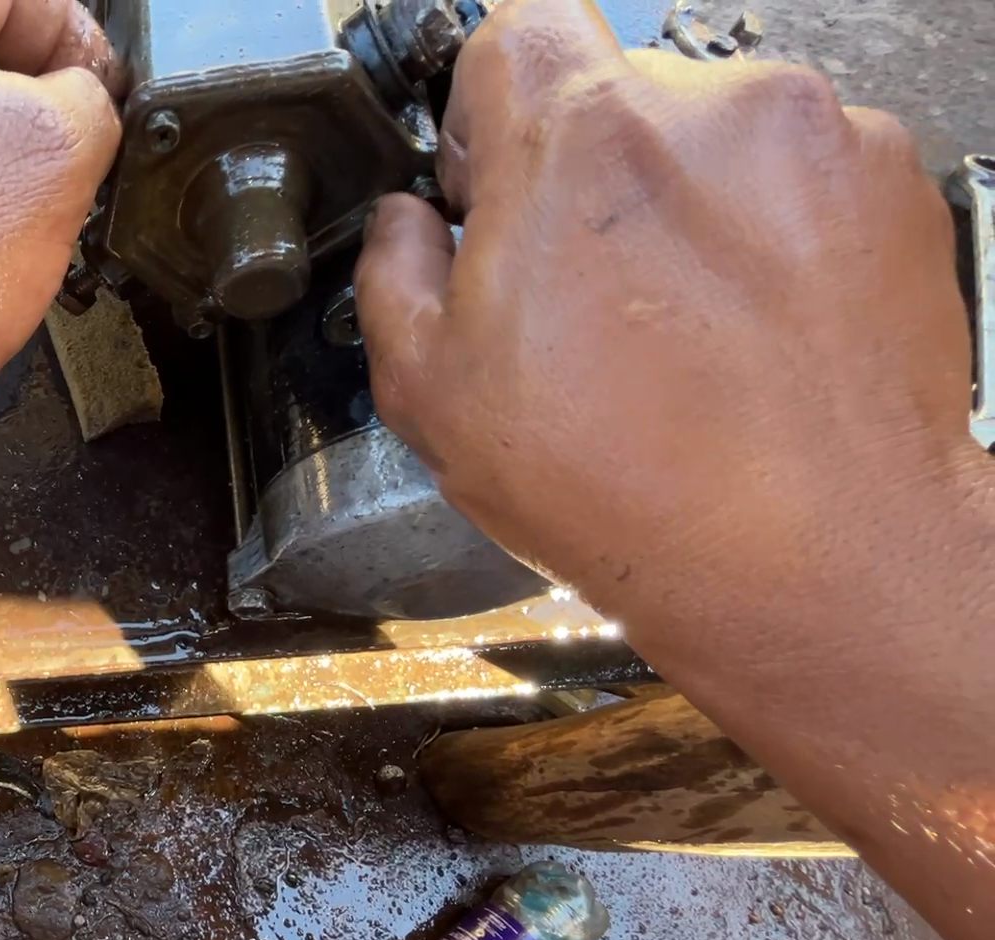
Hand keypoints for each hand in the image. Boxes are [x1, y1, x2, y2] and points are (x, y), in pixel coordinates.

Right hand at [354, 0, 981, 633]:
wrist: (797, 549)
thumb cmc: (601, 473)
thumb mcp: (422, 386)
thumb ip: (390, 274)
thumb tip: (404, 224)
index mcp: (576, 149)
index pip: (512, 33)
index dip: (474, 109)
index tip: (476, 184)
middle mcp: (710, 112)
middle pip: (602, 95)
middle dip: (555, 177)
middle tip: (544, 290)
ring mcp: (818, 142)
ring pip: (687, 137)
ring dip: (643, 208)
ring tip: (633, 326)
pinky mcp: (890, 187)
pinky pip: (773, 174)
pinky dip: (728, 232)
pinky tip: (707, 329)